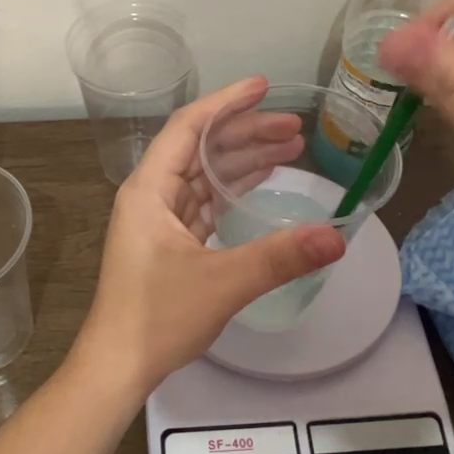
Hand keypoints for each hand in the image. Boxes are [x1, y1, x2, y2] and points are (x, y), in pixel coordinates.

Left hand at [71, 77, 346, 395]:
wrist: (117, 366)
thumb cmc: (156, 319)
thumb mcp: (222, 283)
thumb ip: (279, 257)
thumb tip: (336, 237)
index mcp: (148, 190)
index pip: (188, 127)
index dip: (226, 103)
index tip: (263, 86)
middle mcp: (149, 197)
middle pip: (199, 148)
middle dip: (245, 133)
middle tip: (294, 127)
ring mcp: (157, 221)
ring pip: (203, 176)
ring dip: (242, 161)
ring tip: (290, 148)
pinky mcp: (167, 244)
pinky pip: (204, 203)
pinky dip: (232, 190)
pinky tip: (261, 183)